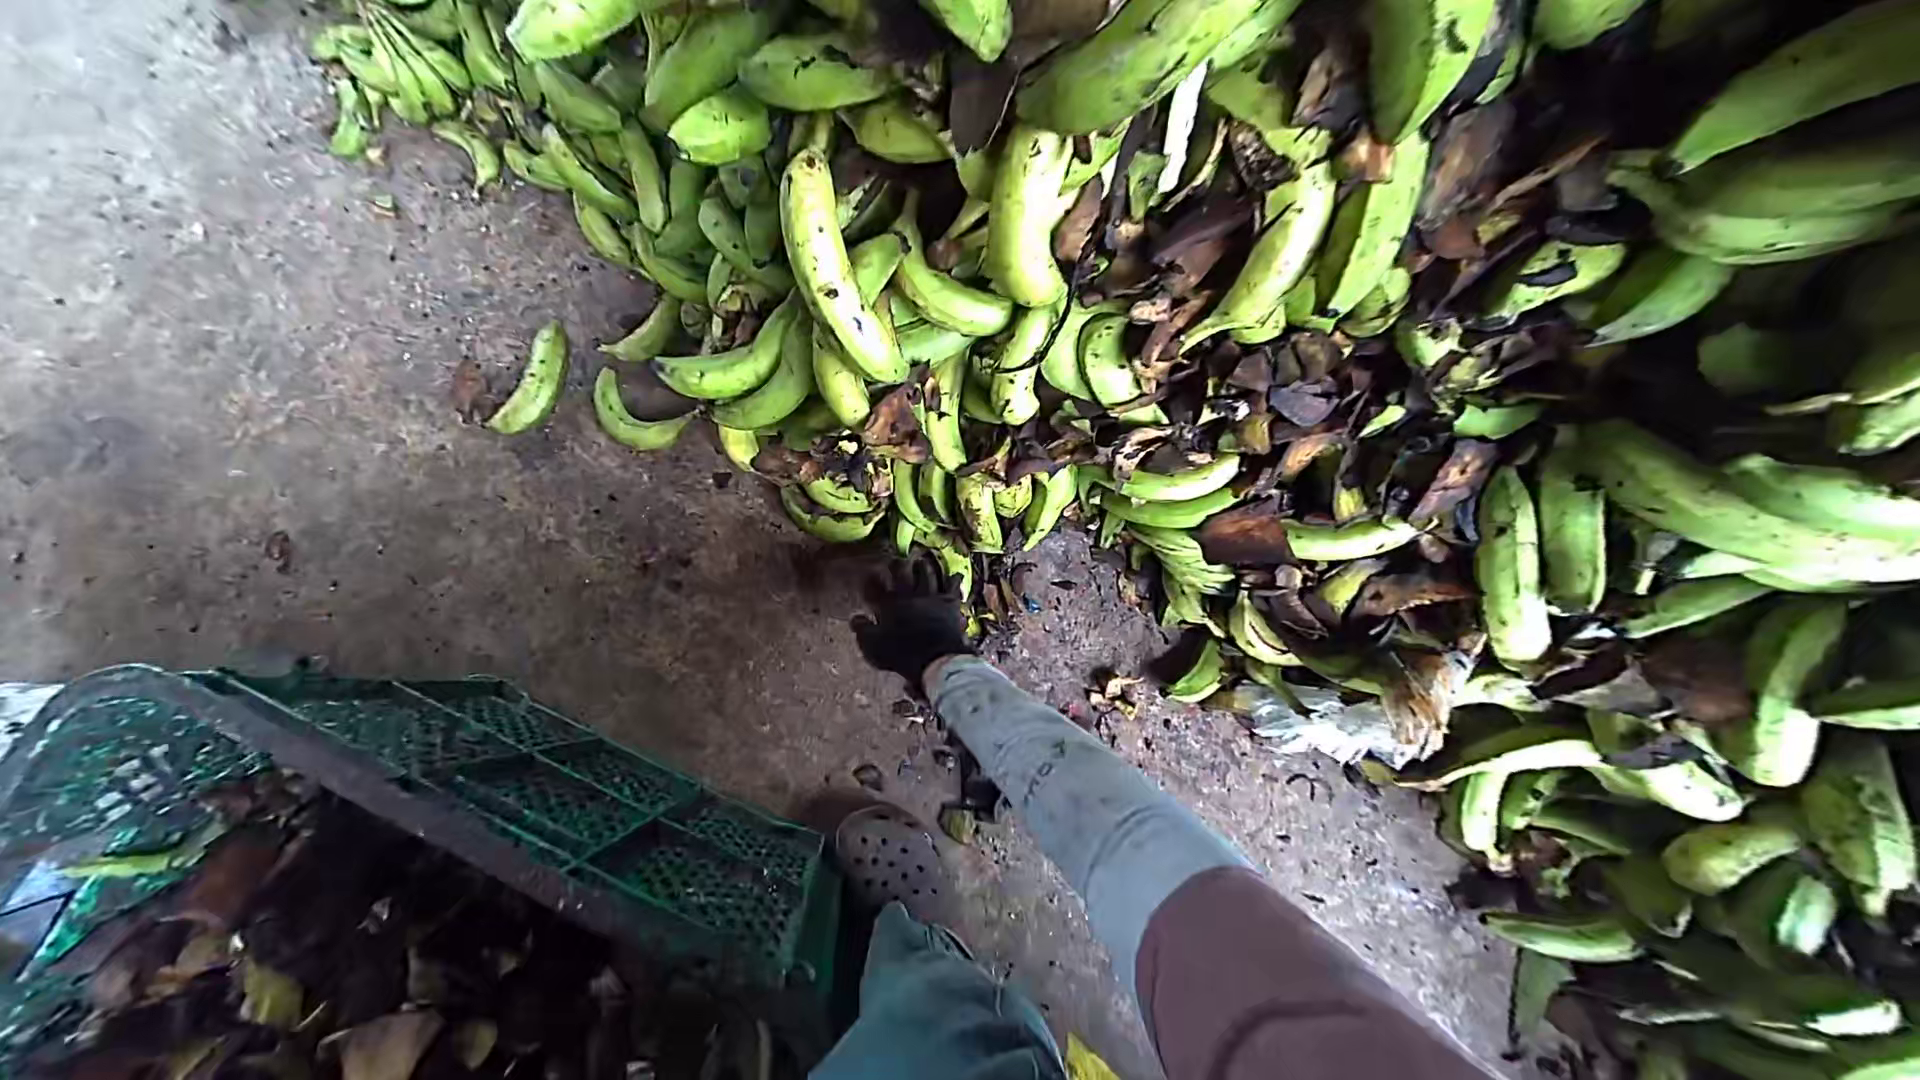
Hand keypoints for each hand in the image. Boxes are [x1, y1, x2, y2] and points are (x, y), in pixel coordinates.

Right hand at [851, 557, 972, 693]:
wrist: (934, 657)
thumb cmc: (900, 654)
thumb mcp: (873, 647)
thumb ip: (863, 630)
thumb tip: (855, 617)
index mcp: (888, 605)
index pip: (875, 587)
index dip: (871, 580)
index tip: (870, 573)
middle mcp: (909, 595)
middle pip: (901, 573)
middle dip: (897, 565)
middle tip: (896, 559)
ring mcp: (930, 596)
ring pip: (926, 574)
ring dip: (923, 567)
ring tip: (922, 561)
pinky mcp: (949, 603)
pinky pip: (952, 587)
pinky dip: (954, 580)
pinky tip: (956, 575)